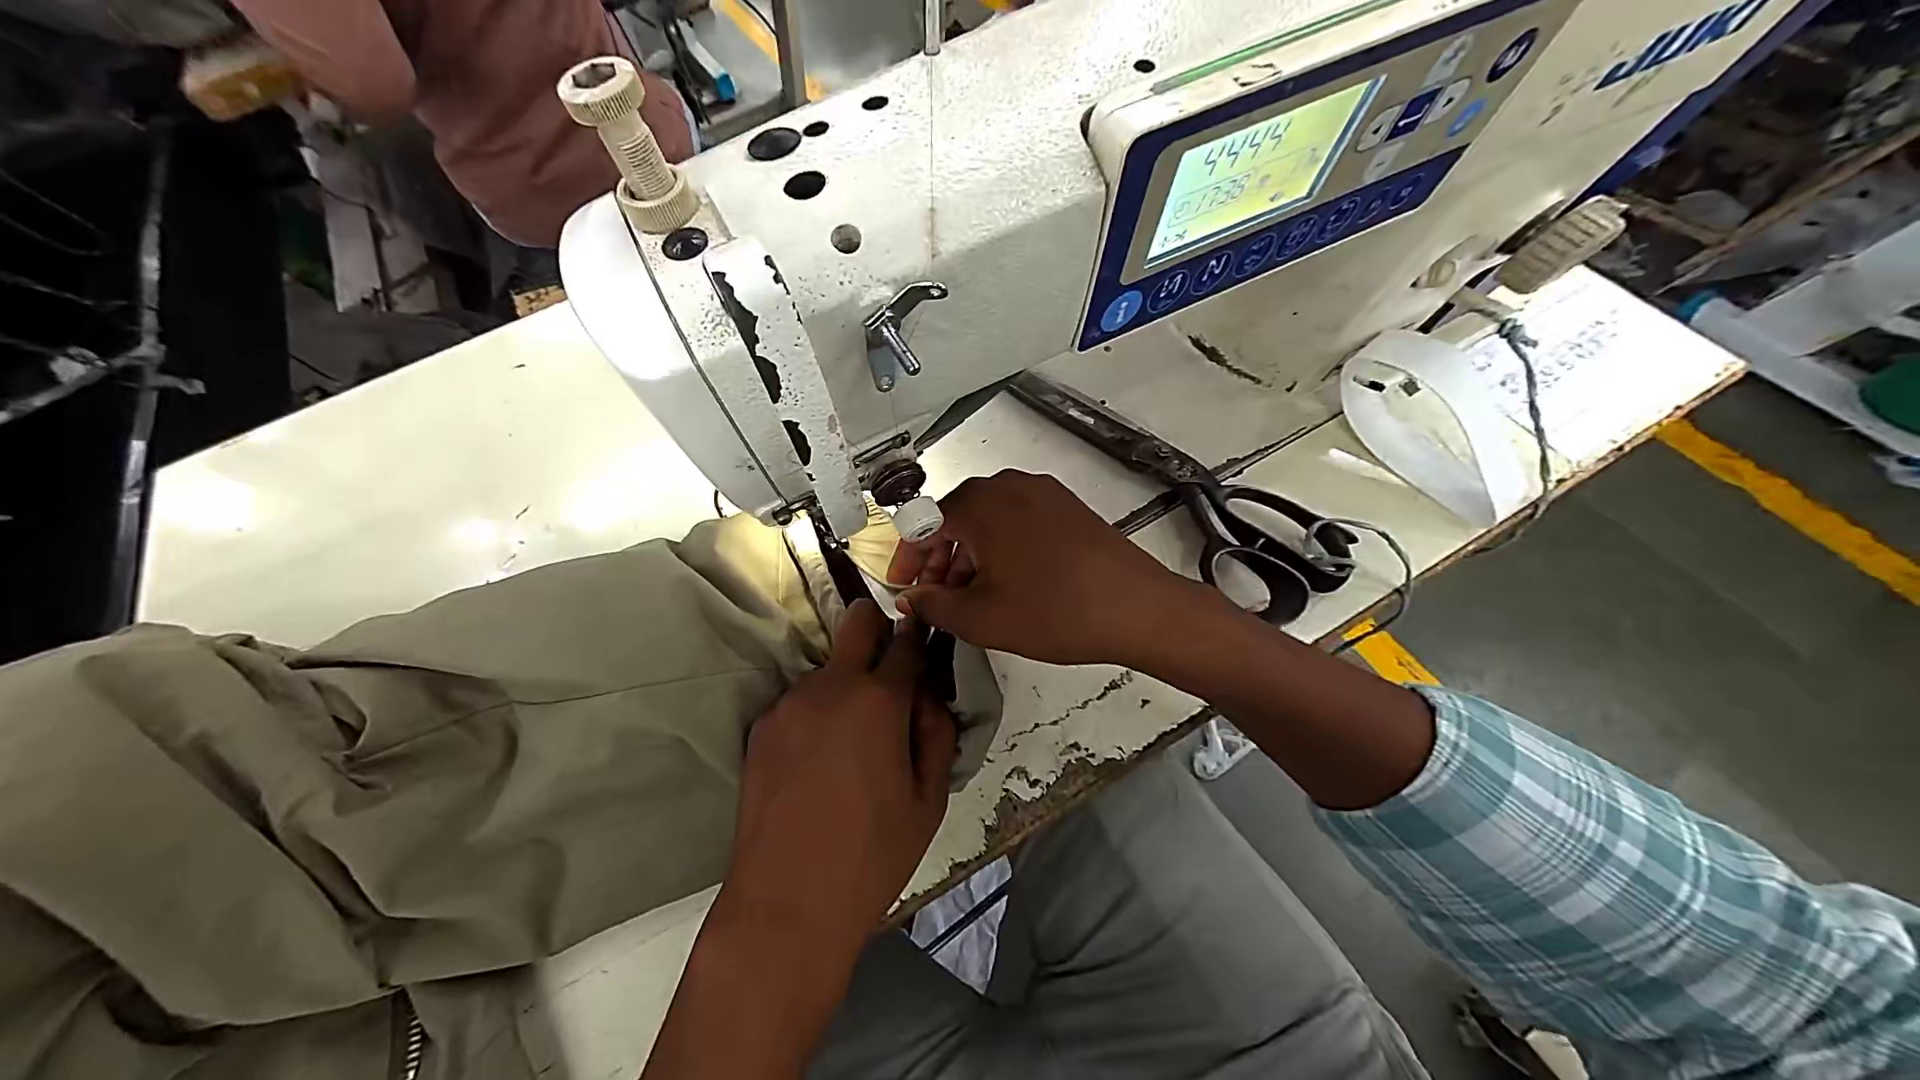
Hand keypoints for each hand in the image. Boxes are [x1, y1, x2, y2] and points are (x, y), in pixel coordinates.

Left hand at [645, 603, 957, 1078]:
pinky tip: (819, 762)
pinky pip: (801, 702)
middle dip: (879, 628)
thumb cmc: (872, 855)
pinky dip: (818, 713)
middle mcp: (829, 687)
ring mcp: (789, 704)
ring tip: (851, 744)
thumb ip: (937, 733)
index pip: (907, 642)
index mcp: (879, 701)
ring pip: (828, 668)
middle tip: (890, 676)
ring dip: (846, 686)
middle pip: (857, 621)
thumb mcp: (929, 799)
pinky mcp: (761, 728)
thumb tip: (929, 694)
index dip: (921, 638)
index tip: (926, 644)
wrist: (785, 904)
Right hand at [886, 470, 1221, 667]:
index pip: (923, 524)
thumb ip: (935, 605)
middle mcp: (1009, 486)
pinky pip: (1018, 520)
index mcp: (980, 505)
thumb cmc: (1059, 610)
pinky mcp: (1067, 506)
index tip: (905, 585)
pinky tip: (1008, 581)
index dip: (907, 559)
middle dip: (940, 558)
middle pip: (956, 517)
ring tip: (973, 595)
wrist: (1136, 608)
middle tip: (937, 595)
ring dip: (971, 554)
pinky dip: (1002, 546)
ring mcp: (1042, 493)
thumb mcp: (981, 618)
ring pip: (989, 519)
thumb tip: (915, 599)